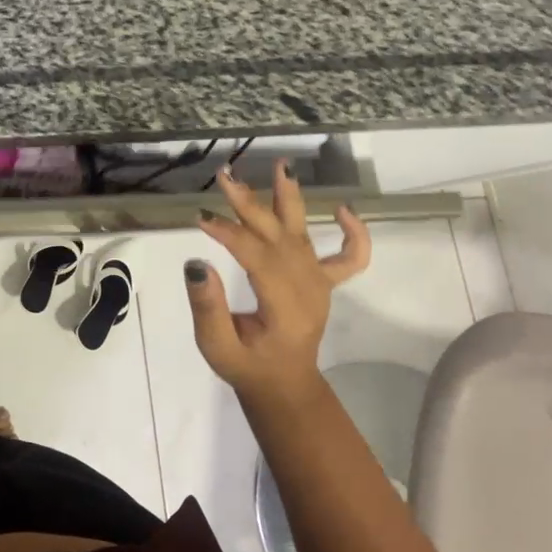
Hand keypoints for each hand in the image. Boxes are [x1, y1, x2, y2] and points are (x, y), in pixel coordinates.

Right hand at [184, 158, 370, 403]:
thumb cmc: (246, 366)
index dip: (229, 233)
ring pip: (304, 234)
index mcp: (284, 306)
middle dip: (249, 203)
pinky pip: (350, 258)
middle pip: (277, 236)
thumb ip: (208, 307)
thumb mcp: (216, 345)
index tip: (200, 217)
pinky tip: (343, 209)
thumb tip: (198, 264)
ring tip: (282, 165)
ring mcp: (318, 284)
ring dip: (291, 198)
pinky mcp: (323, 283)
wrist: (284, 386)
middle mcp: (307, 289)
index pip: (257, 256)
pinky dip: (354, 234)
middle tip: (225, 175)